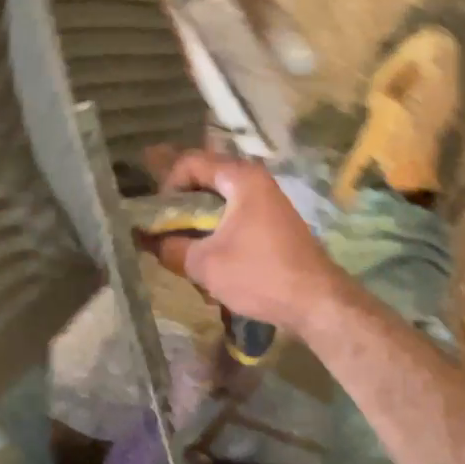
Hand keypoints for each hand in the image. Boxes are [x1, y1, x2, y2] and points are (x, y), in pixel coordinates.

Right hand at [145, 150, 350, 338]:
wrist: (317, 302)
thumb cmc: (259, 274)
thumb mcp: (205, 264)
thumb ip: (170, 248)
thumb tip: (147, 241)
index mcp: (241, 177)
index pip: (190, 162)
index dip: (166, 186)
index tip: (158, 216)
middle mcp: (256, 179)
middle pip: (205, 178)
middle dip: (181, 204)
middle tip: (164, 231)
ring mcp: (268, 199)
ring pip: (220, 199)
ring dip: (199, 220)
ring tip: (185, 247)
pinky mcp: (274, 221)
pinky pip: (236, 214)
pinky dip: (218, 229)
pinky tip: (212, 258)